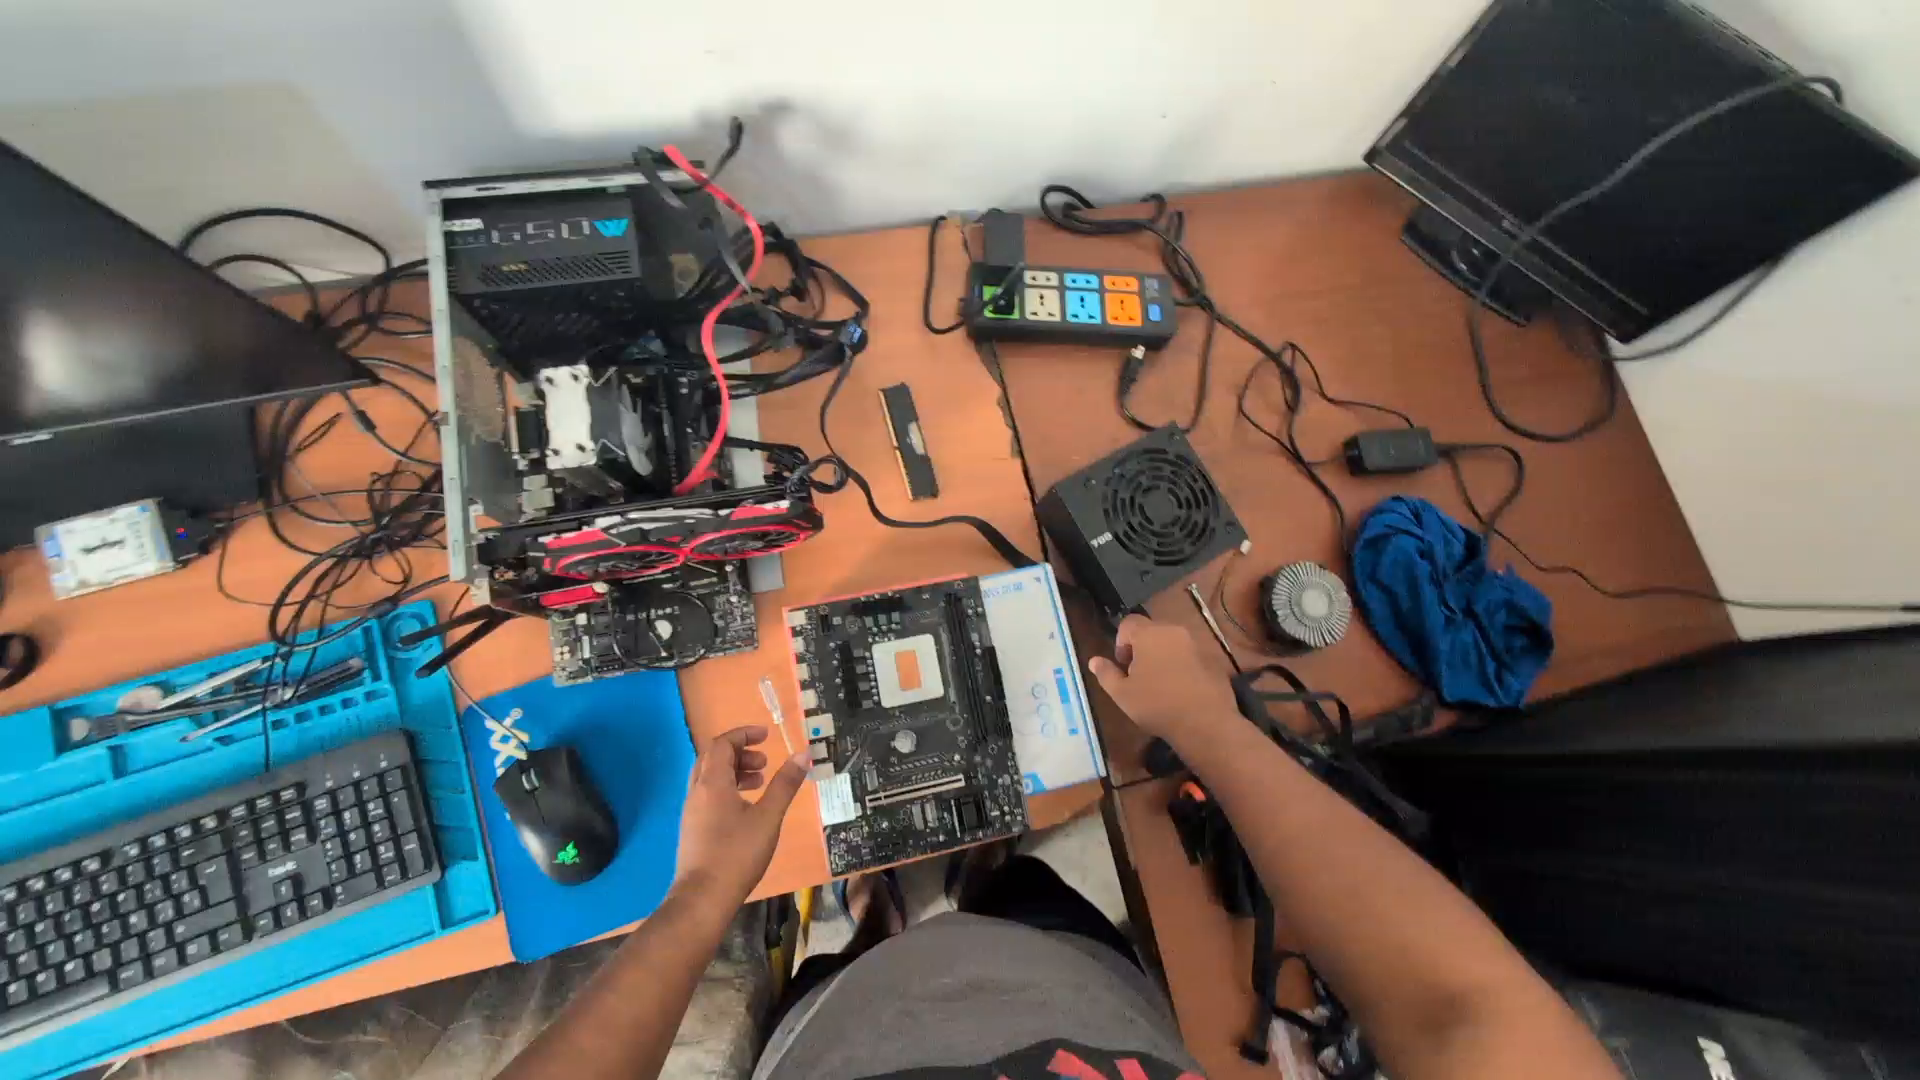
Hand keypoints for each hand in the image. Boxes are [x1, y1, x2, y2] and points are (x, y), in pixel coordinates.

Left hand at [672, 726, 808, 904]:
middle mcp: (697, 792)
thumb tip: (803, 754)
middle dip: (740, 754)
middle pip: (713, 759)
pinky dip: (728, 790)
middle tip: (765, 762)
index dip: (743, 735)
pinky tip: (746, 810)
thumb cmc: (737, 854)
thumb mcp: (768, 817)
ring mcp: (692, 812)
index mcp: (712, 783)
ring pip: (710, 778)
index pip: (722, 744)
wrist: (702, 900)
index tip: (766, 736)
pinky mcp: (693, 830)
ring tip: (760, 783)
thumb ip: (785, 784)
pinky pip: (709, 796)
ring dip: (735, 772)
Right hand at [1087, 615, 1240, 743]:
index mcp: (1149, 634)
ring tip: (1160, 684)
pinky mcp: (1212, 660)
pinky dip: (1182, 666)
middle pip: (1151, 631)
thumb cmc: (1157, 705)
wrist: (1206, 723)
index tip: (1123, 666)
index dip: (1120, 642)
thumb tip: (1094, 660)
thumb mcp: (1122, 694)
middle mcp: (1174, 631)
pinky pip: (1190, 656)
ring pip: (1171, 643)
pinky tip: (1181, 690)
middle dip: (1141, 648)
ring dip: (1162, 656)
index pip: (1128, 623)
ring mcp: (1196, 644)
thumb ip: (1106, 673)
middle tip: (1138, 676)